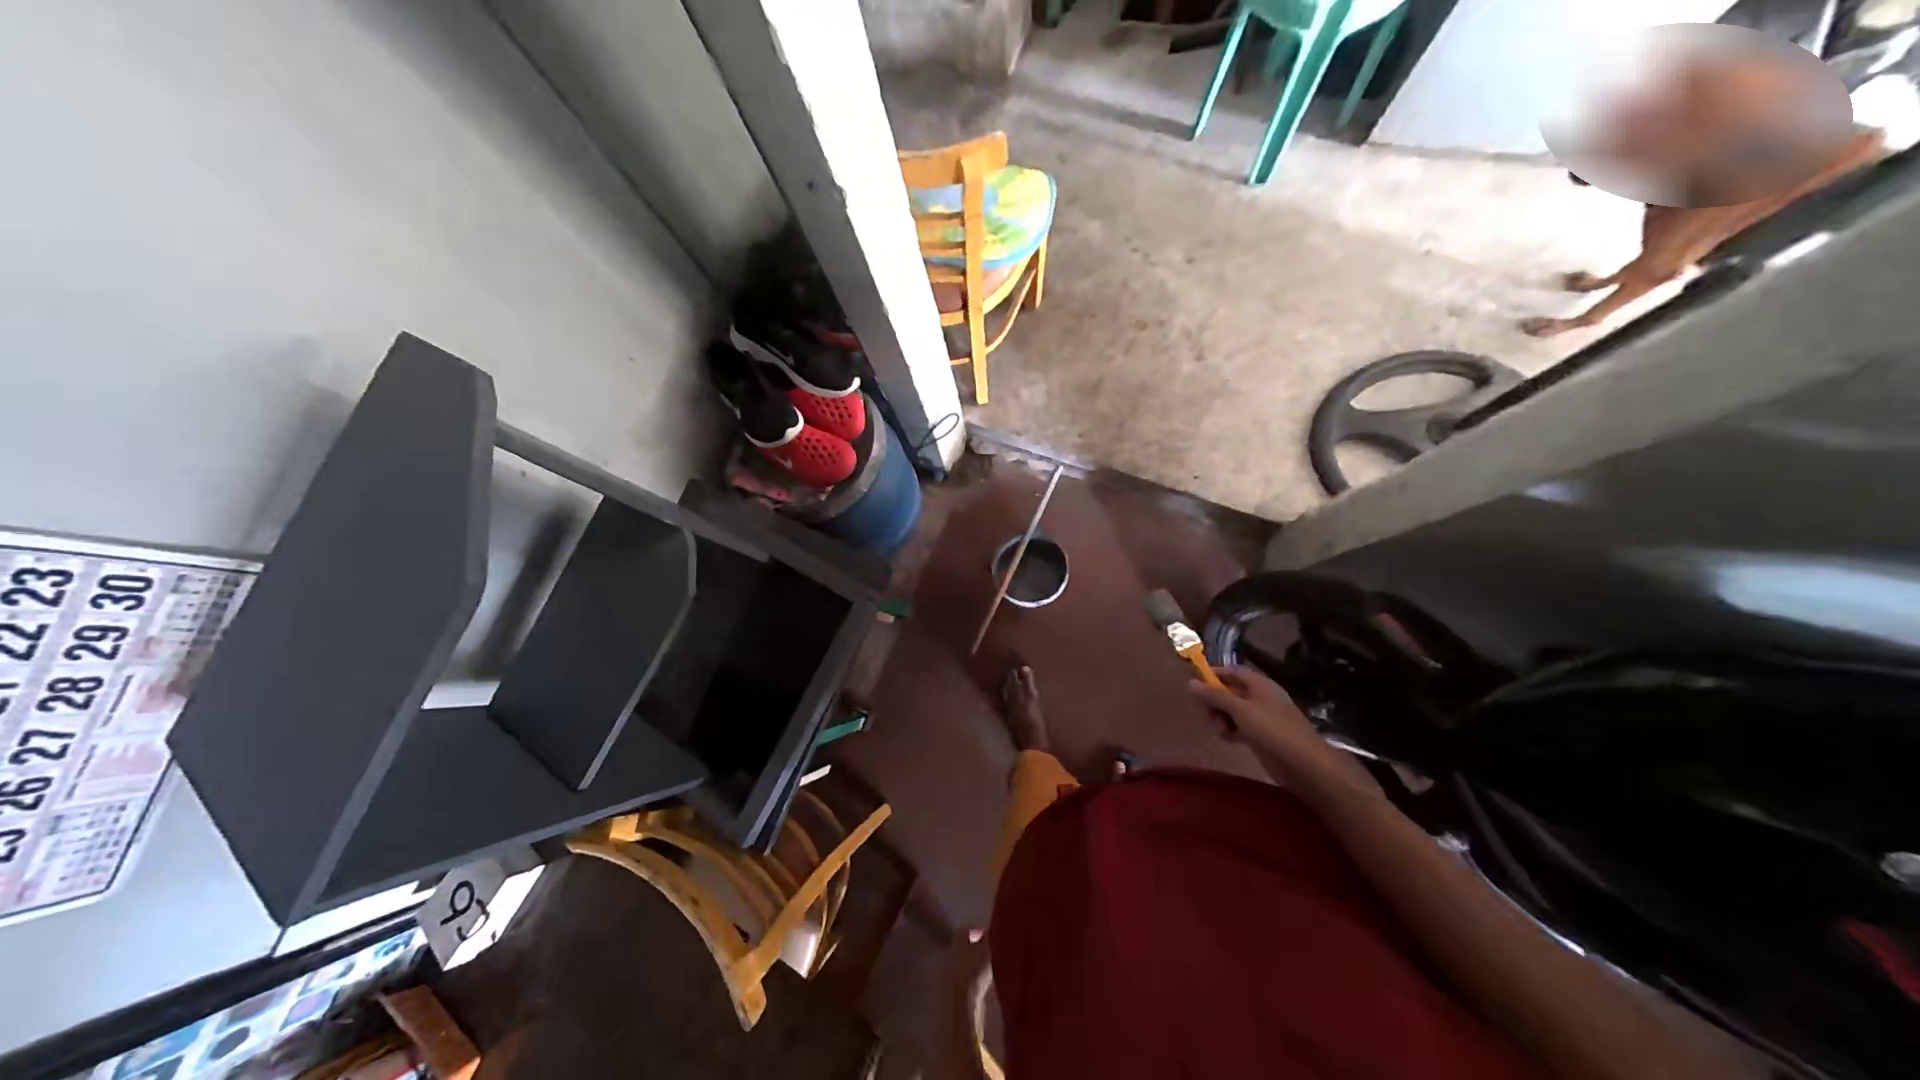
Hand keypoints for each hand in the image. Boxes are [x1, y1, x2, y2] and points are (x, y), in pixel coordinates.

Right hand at [1190, 666, 1379, 804]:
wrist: (1305, 766)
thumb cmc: (1273, 731)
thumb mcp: (1241, 710)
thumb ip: (1216, 696)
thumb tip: (1191, 682)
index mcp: (1259, 684)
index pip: (1232, 671)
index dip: (1213, 674)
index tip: (1195, 684)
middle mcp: (1259, 697)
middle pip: (1229, 691)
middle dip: (1215, 700)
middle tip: (1208, 714)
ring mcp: (1261, 717)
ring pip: (1231, 710)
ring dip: (1221, 717)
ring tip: (1219, 730)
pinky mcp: (1261, 735)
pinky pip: (1238, 726)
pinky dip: (1230, 730)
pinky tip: (1227, 739)